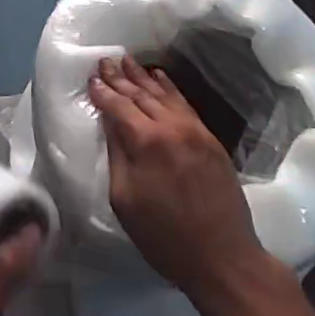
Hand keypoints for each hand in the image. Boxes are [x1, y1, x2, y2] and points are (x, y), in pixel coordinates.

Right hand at [88, 54, 264, 295]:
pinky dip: (170, 88)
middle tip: (106, 60)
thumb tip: (110, 122)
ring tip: (129, 60)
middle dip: (121, 77)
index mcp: (147, 142)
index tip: (92, 77)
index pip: (119, 107)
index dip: (104, 92)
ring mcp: (194, 130)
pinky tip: (160, 77)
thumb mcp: (125, 200)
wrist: (222, 255)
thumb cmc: (164, 236)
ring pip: (164, 95)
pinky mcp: (209, 138)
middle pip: (141, 95)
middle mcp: (171, 127)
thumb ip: (117, 155)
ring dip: (144, 77)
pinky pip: (185, 103)